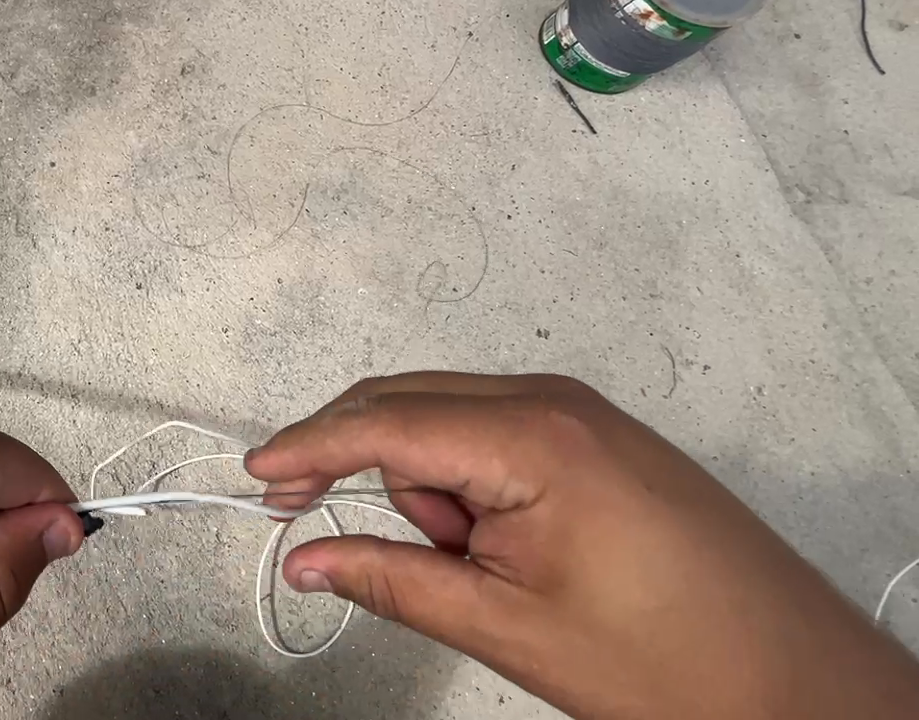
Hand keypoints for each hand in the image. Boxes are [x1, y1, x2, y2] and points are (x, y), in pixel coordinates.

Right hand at [246, 372, 918, 718]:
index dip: (308, 446)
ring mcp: (570, 408)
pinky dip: (456, 478)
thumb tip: (301, 562)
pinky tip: (491, 535)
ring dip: (422, 486)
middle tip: (310, 513)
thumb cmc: (674, 672)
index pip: (384, 424)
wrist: (832, 703)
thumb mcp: (511, 630)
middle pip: (400, 405)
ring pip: (434, 419)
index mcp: (533, 437)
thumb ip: (390, 582)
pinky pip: (476, 431)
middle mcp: (546, 398)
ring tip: (474, 560)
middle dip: (357, 463)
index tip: (255, 472)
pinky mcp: (584, 429)